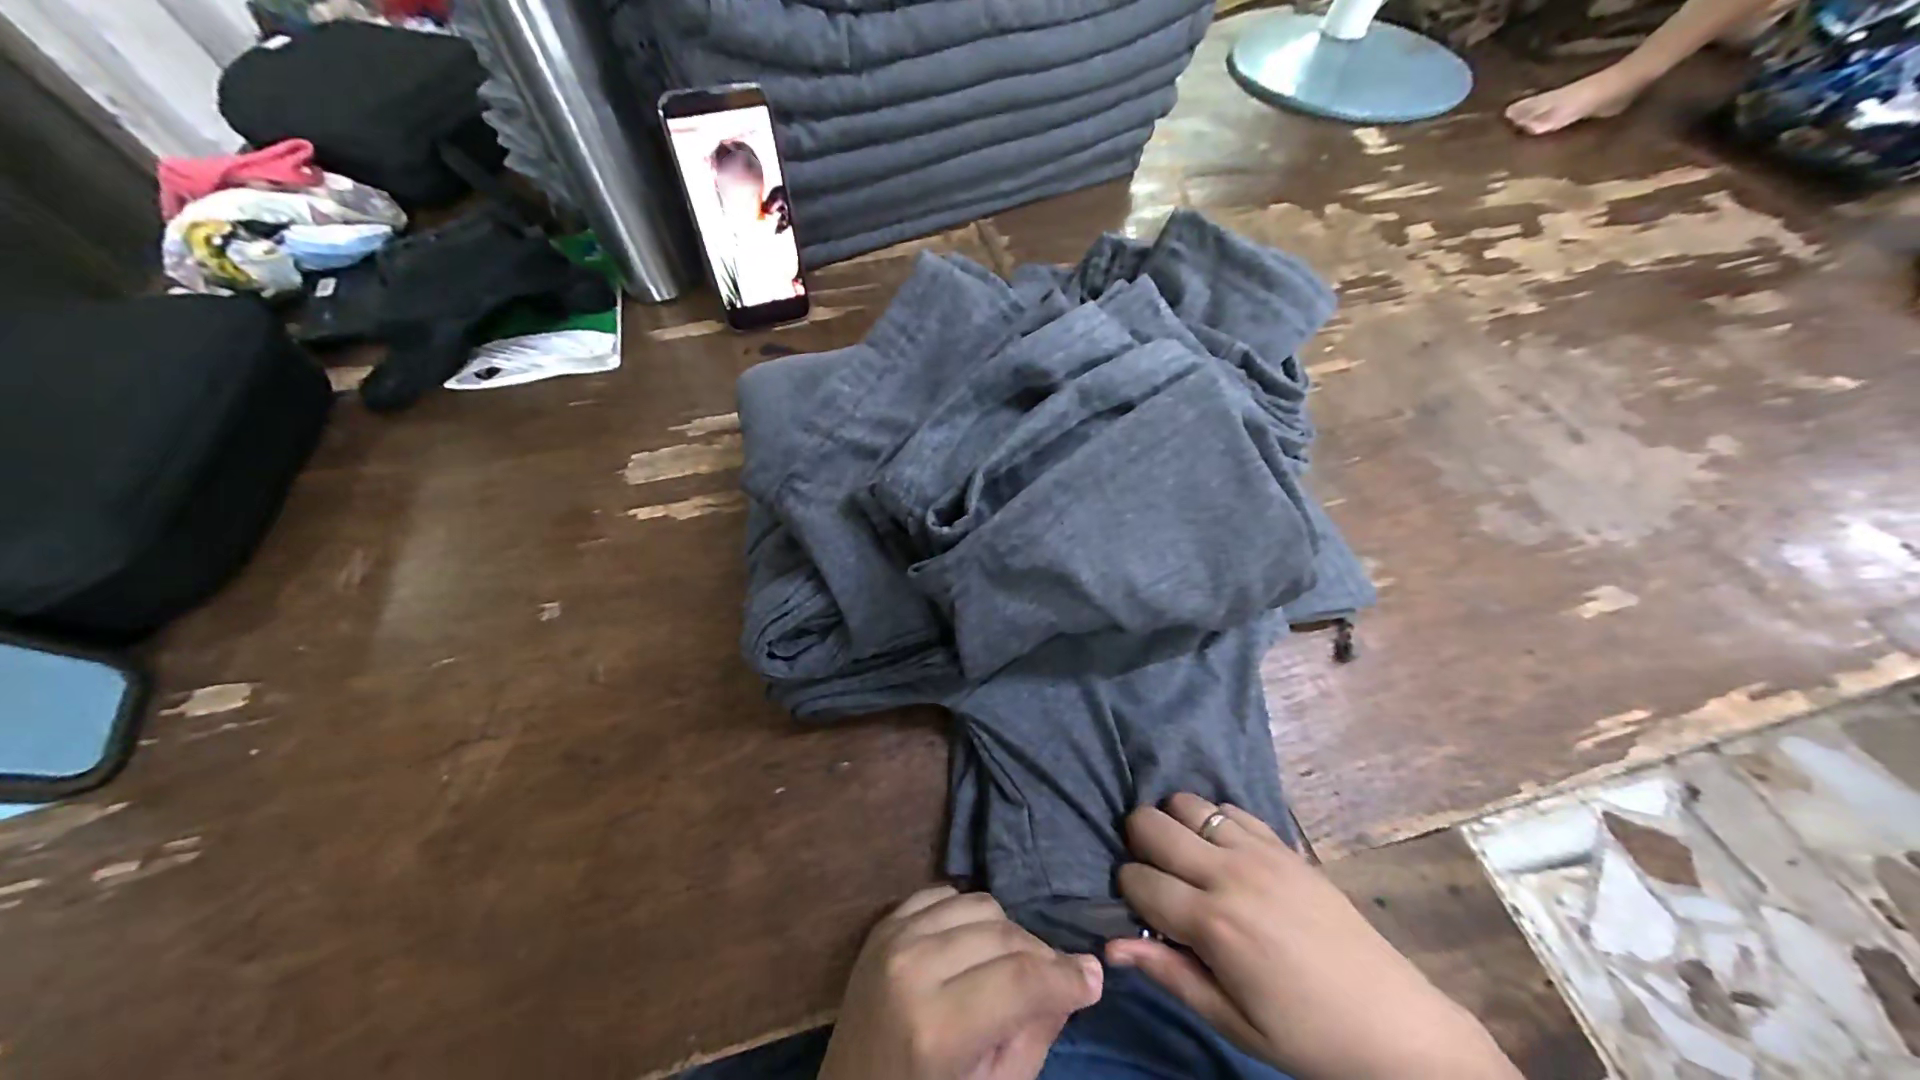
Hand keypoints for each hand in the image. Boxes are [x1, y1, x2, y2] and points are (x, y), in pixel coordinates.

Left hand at [820, 886, 1103, 1079]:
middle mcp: (912, 967)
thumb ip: (1035, 1034)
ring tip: (1011, 966)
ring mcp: (892, 938)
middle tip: (1058, 981)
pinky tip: (974, 944)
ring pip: (979, 904)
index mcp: (936, 1027)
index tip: (1094, 980)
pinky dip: (968, 914)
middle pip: (1004, 935)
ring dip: (1007, 933)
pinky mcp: (883, 925)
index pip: (1021, 979)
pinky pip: (944, 893)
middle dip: (1042, 957)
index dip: (1067, 976)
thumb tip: (1078, 979)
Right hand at [1107, 795, 1521, 1079]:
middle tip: (1156, 877)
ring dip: (1173, 825)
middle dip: (1137, 844)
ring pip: (1185, 802)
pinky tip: (1224, 853)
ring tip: (1187, 860)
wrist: (1395, 1026)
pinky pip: (1229, 807)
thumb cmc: (1305, 1034)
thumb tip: (1109, 946)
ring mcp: (1260, 852)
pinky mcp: (1284, 844)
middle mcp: (1229, 874)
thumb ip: (1168, 974)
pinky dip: (1213, 821)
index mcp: (1213, 924)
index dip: (1127, 893)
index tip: (1142, 913)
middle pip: (1149, 822)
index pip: (1136, 878)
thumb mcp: (1232, 1021)